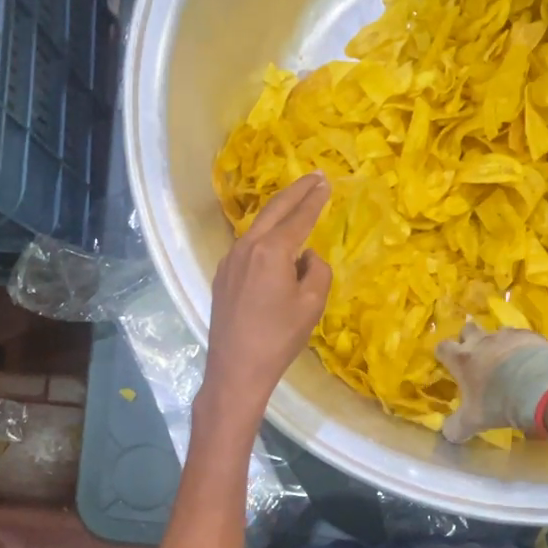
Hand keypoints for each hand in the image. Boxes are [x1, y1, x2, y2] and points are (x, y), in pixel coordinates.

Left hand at [201, 173, 333, 421]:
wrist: (236, 369)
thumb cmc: (278, 339)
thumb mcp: (311, 304)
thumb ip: (317, 270)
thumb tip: (306, 256)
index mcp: (270, 250)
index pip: (298, 216)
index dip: (314, 198)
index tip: (326, 183)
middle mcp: (246, 247)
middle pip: (273, 210)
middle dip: (295, 192)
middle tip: (314, 177)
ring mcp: (229, 262)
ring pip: (257, 228)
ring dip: (277, 213)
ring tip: (295, 204)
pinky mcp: (222, 277)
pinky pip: (247, 248)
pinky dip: (264, 236)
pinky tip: (273, 242)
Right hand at [435, 323, 547, 442]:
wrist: (539, 388)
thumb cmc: (498, 403)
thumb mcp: (472, 421)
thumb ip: (456, 427)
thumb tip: (447, 434)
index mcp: (462, 359)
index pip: (443, 347)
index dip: (443, 354)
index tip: (447, 362)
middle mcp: (482, 341)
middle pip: (468, 328)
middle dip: (468, 338)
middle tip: (475, 355)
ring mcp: (507, 336)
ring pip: (497, 331)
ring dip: (498, 342)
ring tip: (506, 360)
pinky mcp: (531, 336)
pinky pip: (522, 337)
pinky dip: (522, 346)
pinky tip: (528, 360)